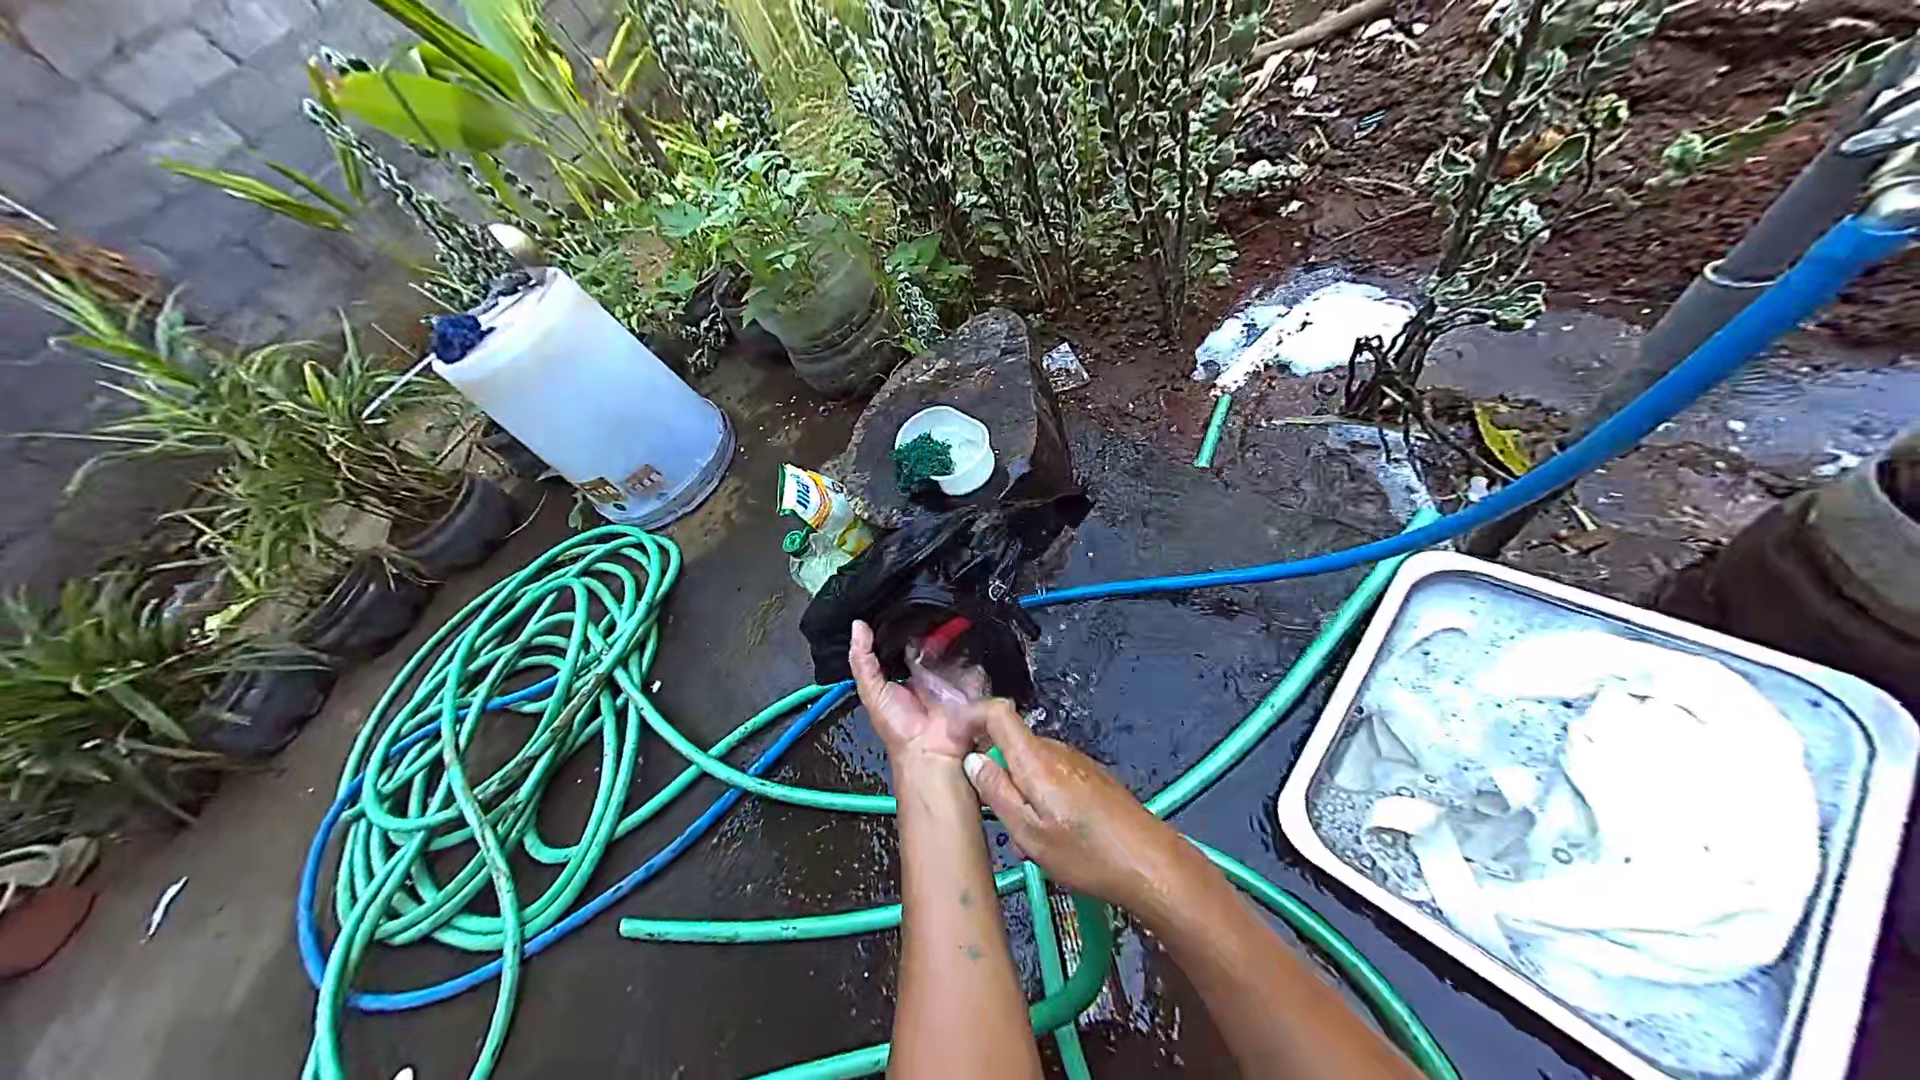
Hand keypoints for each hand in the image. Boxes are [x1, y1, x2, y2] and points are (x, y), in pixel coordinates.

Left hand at [850, 620, 988, 763]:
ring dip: (953, 637)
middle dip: (934, 628)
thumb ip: (862, 659)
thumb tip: (857, 627)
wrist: (927, 750)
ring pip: (955, 648)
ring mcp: (951, 678)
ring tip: (948, 626)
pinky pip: (975, 664)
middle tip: (931, 616)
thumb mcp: (872, 690)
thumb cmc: (898, 729)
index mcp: (906, 674)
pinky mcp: (969, 684)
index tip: (908, 609)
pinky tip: (963, 646)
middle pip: (934, 641)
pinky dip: (971, 656)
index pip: (908, 643)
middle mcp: (929, 673)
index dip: (907, 627)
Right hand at [962, 702, 1188, 912]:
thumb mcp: (1028, 832)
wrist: (1150, 864)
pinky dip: (1040, 795)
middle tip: (994, 814)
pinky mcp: (1091, 776)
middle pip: (1011, 741)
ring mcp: (1076, 761)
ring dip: (1019, 789)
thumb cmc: (1086, 853)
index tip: (954, 740)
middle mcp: (1055, 750)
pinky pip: (1052, 775)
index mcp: (1034, 758)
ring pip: (1031, 763)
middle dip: (994, 769)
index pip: (996, 712)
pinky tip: (1052, 834)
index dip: (970, 716)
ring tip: (1026, 836)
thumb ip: (996, 792)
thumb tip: (972, 761)